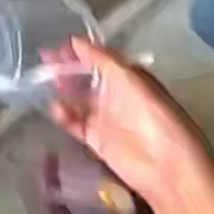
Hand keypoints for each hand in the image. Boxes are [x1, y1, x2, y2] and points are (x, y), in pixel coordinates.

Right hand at [48, 38, 213, 213]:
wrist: (169, 172)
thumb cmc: (155, 120)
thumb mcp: (132, 82)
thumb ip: (102, 60)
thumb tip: (75, 41)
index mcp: (130, 79)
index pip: (99, 59)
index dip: (79, 52)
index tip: (59, 47)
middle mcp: (116, 95)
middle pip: (84, 76)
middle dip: (64, 68)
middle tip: (44, 62)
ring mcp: (105, 116)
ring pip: (75, 97)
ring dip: (61, 89)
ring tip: (43, 84)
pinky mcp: (95, 137)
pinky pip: (72, 121)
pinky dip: (62, 114)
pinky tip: (56, 110)